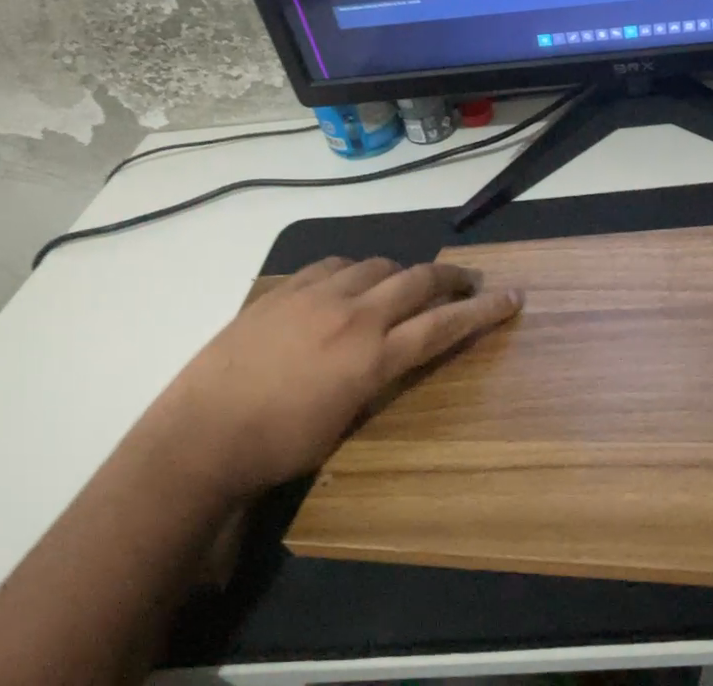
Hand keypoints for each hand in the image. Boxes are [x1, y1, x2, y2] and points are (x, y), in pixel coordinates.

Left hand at [170, 257, 521, 498]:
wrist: (200, 436)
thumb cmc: (278, 447)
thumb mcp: (344, 423)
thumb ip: (377, 381)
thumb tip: (392, 358)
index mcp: (373, 357)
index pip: (443, 325)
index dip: (483, 310)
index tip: (512, 296)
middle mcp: (353, 316)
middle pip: (418, 280)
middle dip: (452, 278)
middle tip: (468, 281)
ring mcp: (315, 296)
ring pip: (375, 264)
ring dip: (399, 273)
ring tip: (402, 285)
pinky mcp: (282, 291)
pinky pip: (332, 265)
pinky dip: (353, 271)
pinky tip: (347, 283)